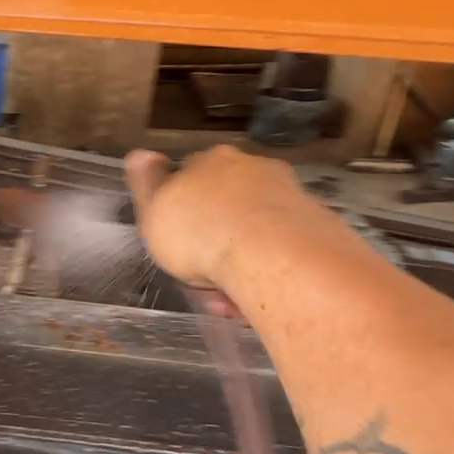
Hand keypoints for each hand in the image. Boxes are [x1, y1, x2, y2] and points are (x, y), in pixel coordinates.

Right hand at [125, 146, 311, 293]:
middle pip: (224, 205)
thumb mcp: (153, 210)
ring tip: (223, 299)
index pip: (189, 175)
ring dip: (234, 262)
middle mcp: (252, 168)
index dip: (179, 208)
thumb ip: (146, 182)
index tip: (173, 238)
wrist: (271, 254)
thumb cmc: (199, 232)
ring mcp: (286, 194)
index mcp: (210, 161)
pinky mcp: (313, 223)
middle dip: (210, 239)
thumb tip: (140, 154)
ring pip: (250, 231)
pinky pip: (276, 249)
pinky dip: (261, 269)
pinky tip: (249, 296)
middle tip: (198, 277)